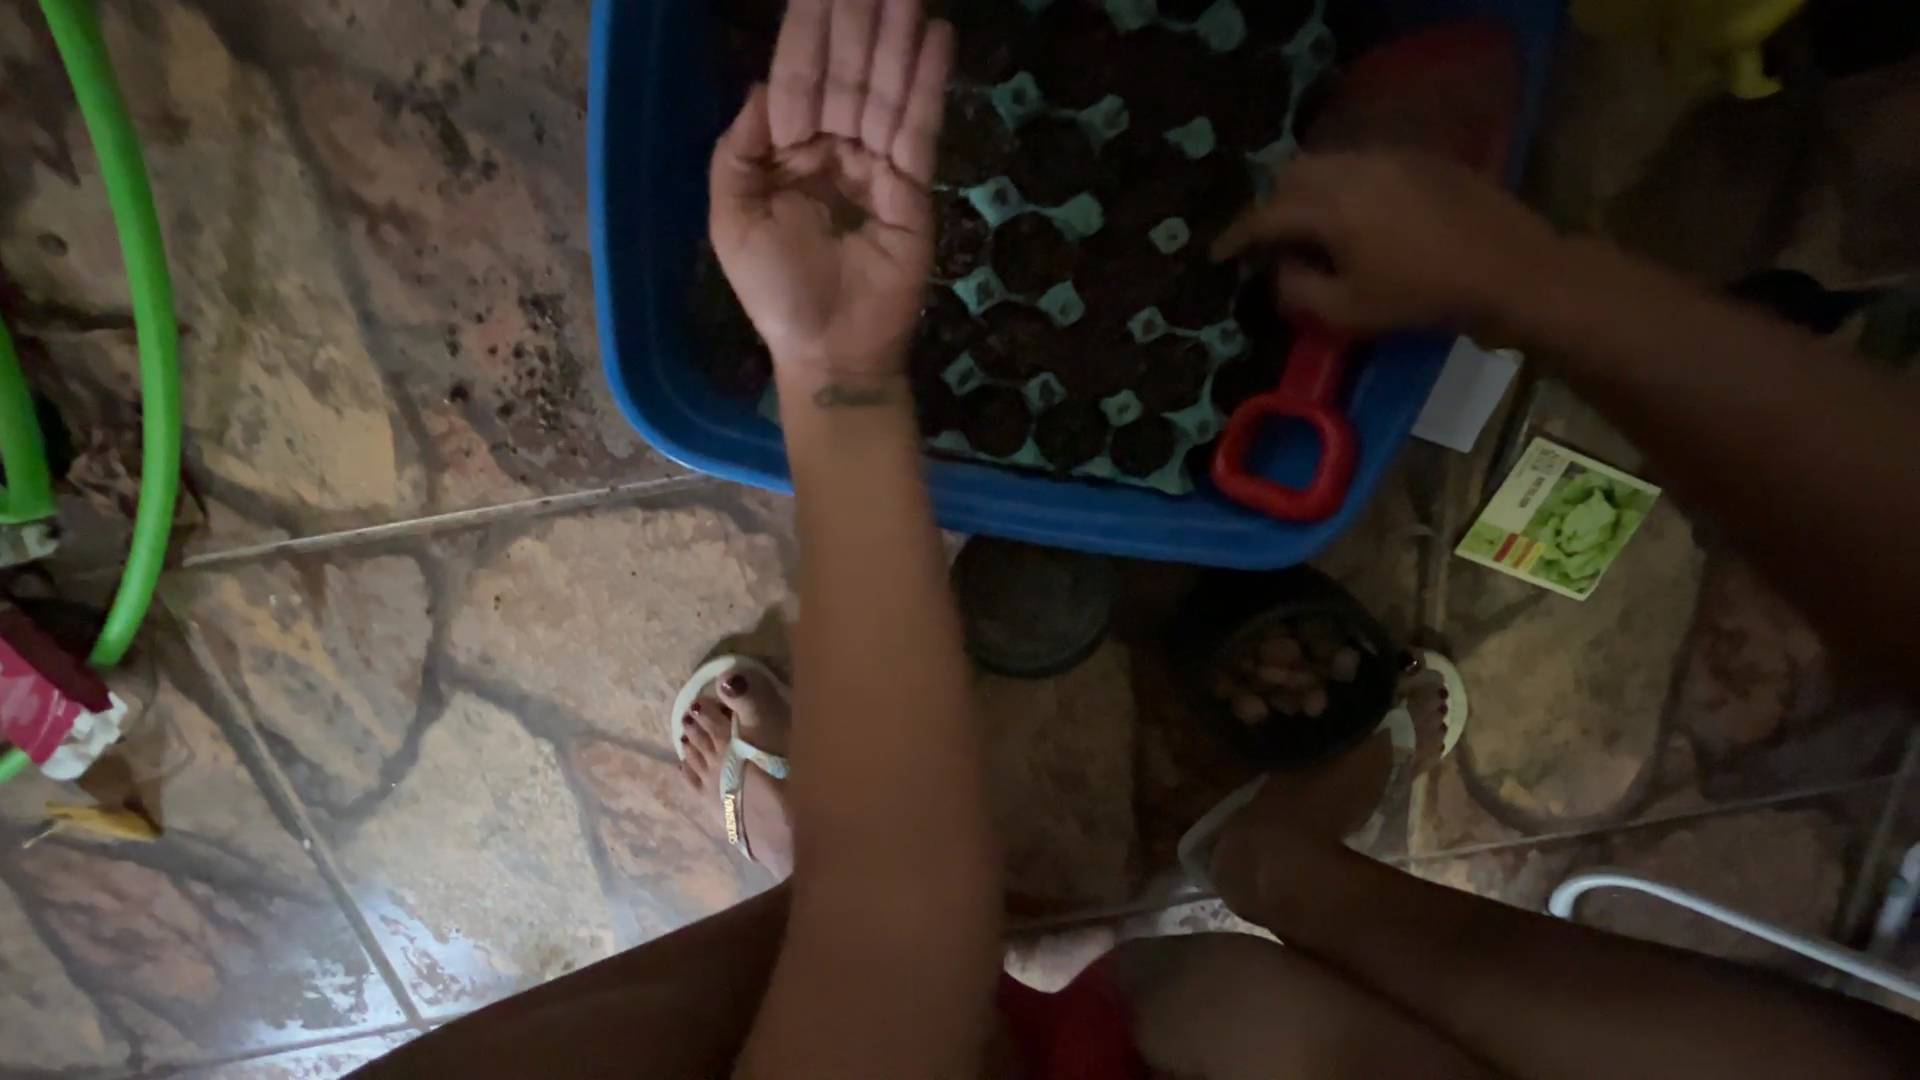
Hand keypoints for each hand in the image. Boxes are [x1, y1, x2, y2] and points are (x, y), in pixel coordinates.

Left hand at [709, 0, 953, 380]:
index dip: (807, 32)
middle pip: (845, 75)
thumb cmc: (776, 293)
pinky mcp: (913, 194)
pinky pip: (919, 132)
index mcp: (786, 158)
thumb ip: (740, 150)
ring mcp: (875, 172)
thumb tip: (763, 88)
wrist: (830, 351)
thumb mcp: (733, 219)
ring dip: (896, 38)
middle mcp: (832, 155)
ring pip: (884, 93)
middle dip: (857, 20)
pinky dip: (927, 86)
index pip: (797, 80)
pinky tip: (935, 37)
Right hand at [1211, 152, 1563, 336]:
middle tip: (1261, 239)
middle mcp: (1355, 168)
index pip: (1265, 215)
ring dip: (1301, 190)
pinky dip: (1336, 183)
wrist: (1511, 270)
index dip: (1235, 236)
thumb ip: (1296, 290)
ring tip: (1301, 224)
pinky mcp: (1419, 158)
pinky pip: (1359, 160)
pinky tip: (1347, 212)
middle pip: (1289, 174)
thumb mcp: (1345, 312)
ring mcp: (1391, 157)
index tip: (1218, 255)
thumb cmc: (1421, 297)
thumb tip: (1279, 269)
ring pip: (1325, 161)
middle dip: (1266, 205)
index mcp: (1332, 207)